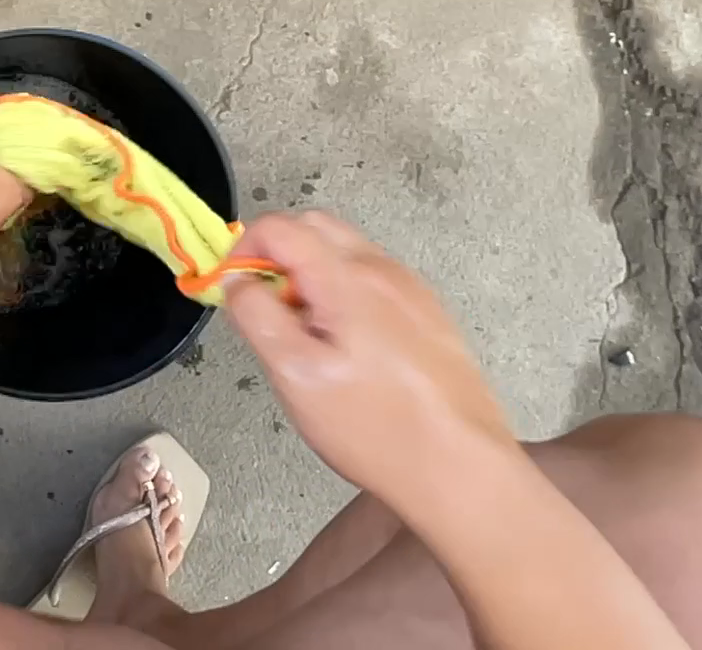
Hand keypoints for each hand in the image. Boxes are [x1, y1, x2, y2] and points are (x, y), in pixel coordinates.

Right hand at [221, 212, 516, 508]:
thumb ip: (255, 313)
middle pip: (312, 226)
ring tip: (304, 332)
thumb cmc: (372, 427)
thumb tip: (235, 279)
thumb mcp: (293, 373)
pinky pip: (369, 277)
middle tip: (266, 306)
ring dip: (307, 272)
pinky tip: (343, 345)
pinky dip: (339, 289)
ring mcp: (411, 290)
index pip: (278, 227)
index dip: (242, 250)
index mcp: (347, 279)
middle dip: (275, 254)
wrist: (466, 477)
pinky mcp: (428, 313)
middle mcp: (384, 271)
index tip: (235, 292)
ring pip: (342, 250)